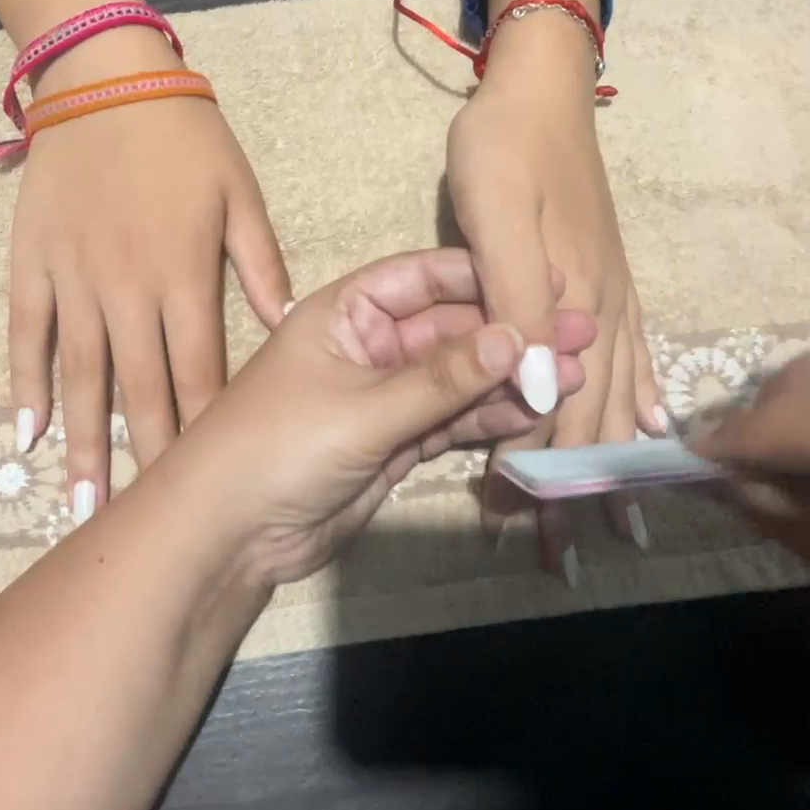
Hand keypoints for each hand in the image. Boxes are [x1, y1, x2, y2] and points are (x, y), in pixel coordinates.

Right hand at [10, 94, 289, 515]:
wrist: (104, 80)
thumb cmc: (184, 138)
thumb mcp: (239, 194)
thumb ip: (261, 264)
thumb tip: (285, 324)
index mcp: (185, 277)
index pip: (200, 373)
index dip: (205, 432)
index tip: (210, 485)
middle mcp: (127, 293)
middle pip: (141, 391)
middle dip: (146, 459)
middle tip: (142, 525)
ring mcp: (73, 284)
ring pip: (82, 378)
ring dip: (85, 445)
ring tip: (83, 506)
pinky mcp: (31, 268)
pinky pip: (27, 337)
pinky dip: (26, 387)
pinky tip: (27, 436)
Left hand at [164, 248, 599, 585]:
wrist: (231, 531)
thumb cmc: (284, 444)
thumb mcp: (364, 405)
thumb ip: (442, 376)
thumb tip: (517, 335)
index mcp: (347, 311)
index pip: (424, 278)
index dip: (484, 278)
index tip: (544, 281)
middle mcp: (369, 345)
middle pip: (449, 331)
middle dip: (509, 335)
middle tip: (578, 334)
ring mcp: (383, 396)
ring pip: (456, 379)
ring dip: (508, 380)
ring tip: (572, 375)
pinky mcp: (393, 442)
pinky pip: (448, 421)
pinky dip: (486, 419)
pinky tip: (532, 412)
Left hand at [446, 0, 662, 584]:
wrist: (540, 86)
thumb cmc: (500, 150)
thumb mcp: (494, 220)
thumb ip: (519, 305)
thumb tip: (546, 395)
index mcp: (562, 304)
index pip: (552, 410)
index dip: (540, 472)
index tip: (534, 535)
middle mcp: (596, 311)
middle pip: (587, 415)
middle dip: (578, 487)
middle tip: (576, 557)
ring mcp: (606, 295)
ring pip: (609, 393)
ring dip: (610, 459)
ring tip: (620, 519)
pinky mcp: (603, 281)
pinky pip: (626, 354)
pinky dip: (634, 399)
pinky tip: (649, 425)